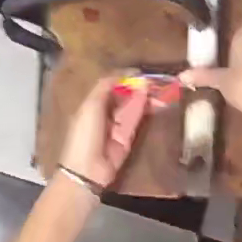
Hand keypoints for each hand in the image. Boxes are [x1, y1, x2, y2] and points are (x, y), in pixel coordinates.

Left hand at [60, 71, 153, 188]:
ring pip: (131, 107)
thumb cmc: (84, 135)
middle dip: (135, 87)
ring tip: (157, 86)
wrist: (87, 170)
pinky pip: (135, 120)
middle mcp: (103, 114)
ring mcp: (115, 127)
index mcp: (90, 105)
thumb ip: (104, 87)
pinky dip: (143, 109)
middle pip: (122, 97)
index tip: (138, 72)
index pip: (109, 87)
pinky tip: (151, 98)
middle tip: (153, 78)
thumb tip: (120, 74)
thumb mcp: (90, 107)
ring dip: (142, 96)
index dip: (122, 78)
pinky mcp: (127, 138)